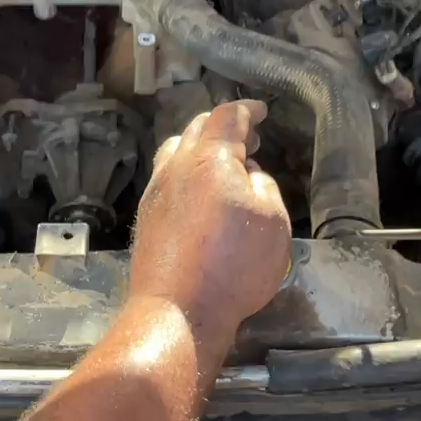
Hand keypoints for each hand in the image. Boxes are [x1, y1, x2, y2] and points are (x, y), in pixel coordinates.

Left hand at [128, 100, 291, 355]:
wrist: (179, 310)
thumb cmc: (234, 265)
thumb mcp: (273, 222)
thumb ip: (263, 184)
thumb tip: (248, 172)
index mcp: (209, 159)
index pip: (227, 117)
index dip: (246, 110)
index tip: (260, 111)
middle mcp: (176, 165)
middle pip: (197, 128)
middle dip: (224, 126)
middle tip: (248, 137)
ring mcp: (156, 189)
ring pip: (176, 149)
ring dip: (200, 145)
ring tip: (222, 161)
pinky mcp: (147, 214)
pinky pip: (167, 175)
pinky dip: (186, 169)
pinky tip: (200, 190)